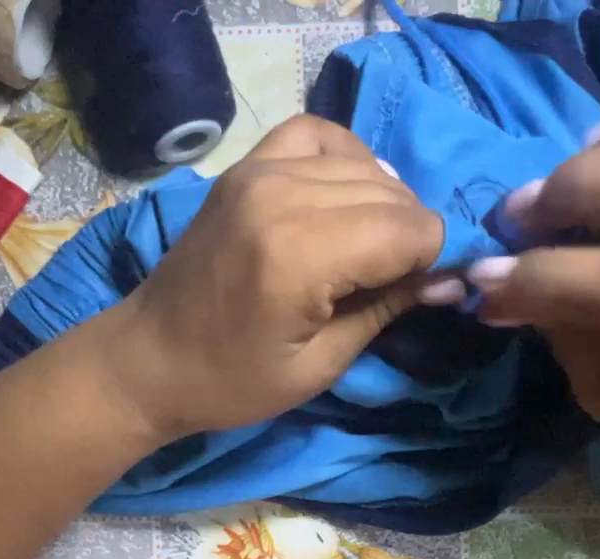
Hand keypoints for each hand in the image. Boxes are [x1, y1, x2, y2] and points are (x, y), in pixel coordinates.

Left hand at [96, 116, 444, 441]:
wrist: (148, 361)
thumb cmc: (231, 382)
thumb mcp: (319, 365)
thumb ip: (385, 310)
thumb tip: (450, 280)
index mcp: (302, 253)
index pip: (410, 228)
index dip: (430, 261)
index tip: (417, 294)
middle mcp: (284, 195)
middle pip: (392, 193)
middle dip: (408, 237)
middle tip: (390, 282)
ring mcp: (259, 171)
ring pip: (363, 164)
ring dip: (381, 204)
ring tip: (364, 249)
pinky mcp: (245, 167)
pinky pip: (316, 135)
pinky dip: (343, 161)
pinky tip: (342, 197)